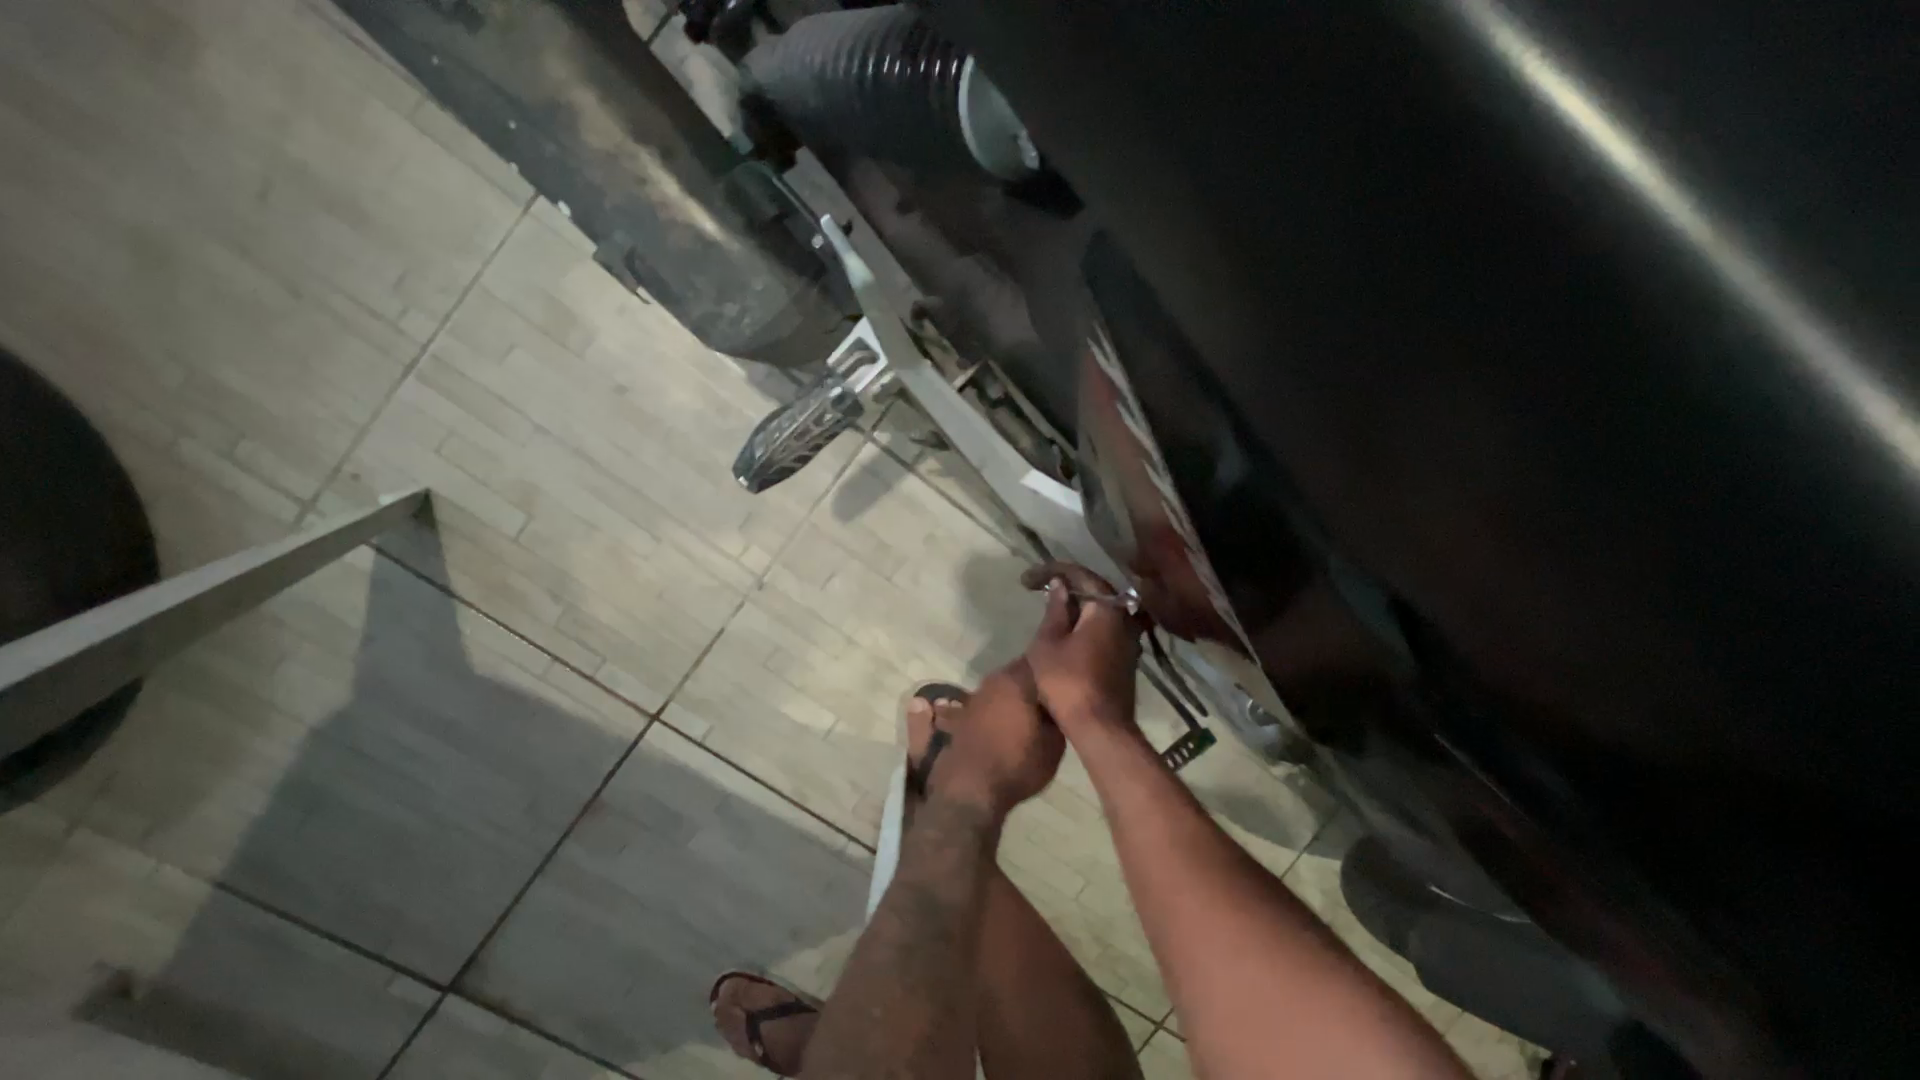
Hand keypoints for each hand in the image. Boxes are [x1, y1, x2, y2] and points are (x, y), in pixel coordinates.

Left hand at [928, 659, 1064, 818]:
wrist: (970, 788)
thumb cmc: (1018, 763)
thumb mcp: (1054, 743)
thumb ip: (1059, 714)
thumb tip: (1059, 703)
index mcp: (1018, 679)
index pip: (1043, 659)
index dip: (1058, 667)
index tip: (1071, 678)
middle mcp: (995, 679)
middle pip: (1022, 672)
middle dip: (1038, 681)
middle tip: (1056, 696)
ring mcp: (977, 695)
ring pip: (1005, 686)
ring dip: (1019, 695)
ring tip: (1036, 712)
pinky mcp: (965, 713)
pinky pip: (992, 702)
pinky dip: (1003, 708)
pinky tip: (1013, 723)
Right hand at [1021, 562, 1143, 738]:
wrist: (1100, 727)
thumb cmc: (1067, 682)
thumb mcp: (1048, 644)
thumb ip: (1054, 611)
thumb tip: (1059, 586)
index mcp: (1106, 609)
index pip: (1080, 575)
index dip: (1051, 571)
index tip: (1026, 581)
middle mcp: (1125, 619)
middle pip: (1095, 592)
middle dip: (1067, 587)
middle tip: (1039, 590)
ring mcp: (1130, 640)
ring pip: (1102, 612)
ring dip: (1077, 607)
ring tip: (1051, 611)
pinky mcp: (1127, 659)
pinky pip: (1106, 630)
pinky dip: (1086, 625)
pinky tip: (1068, 634)